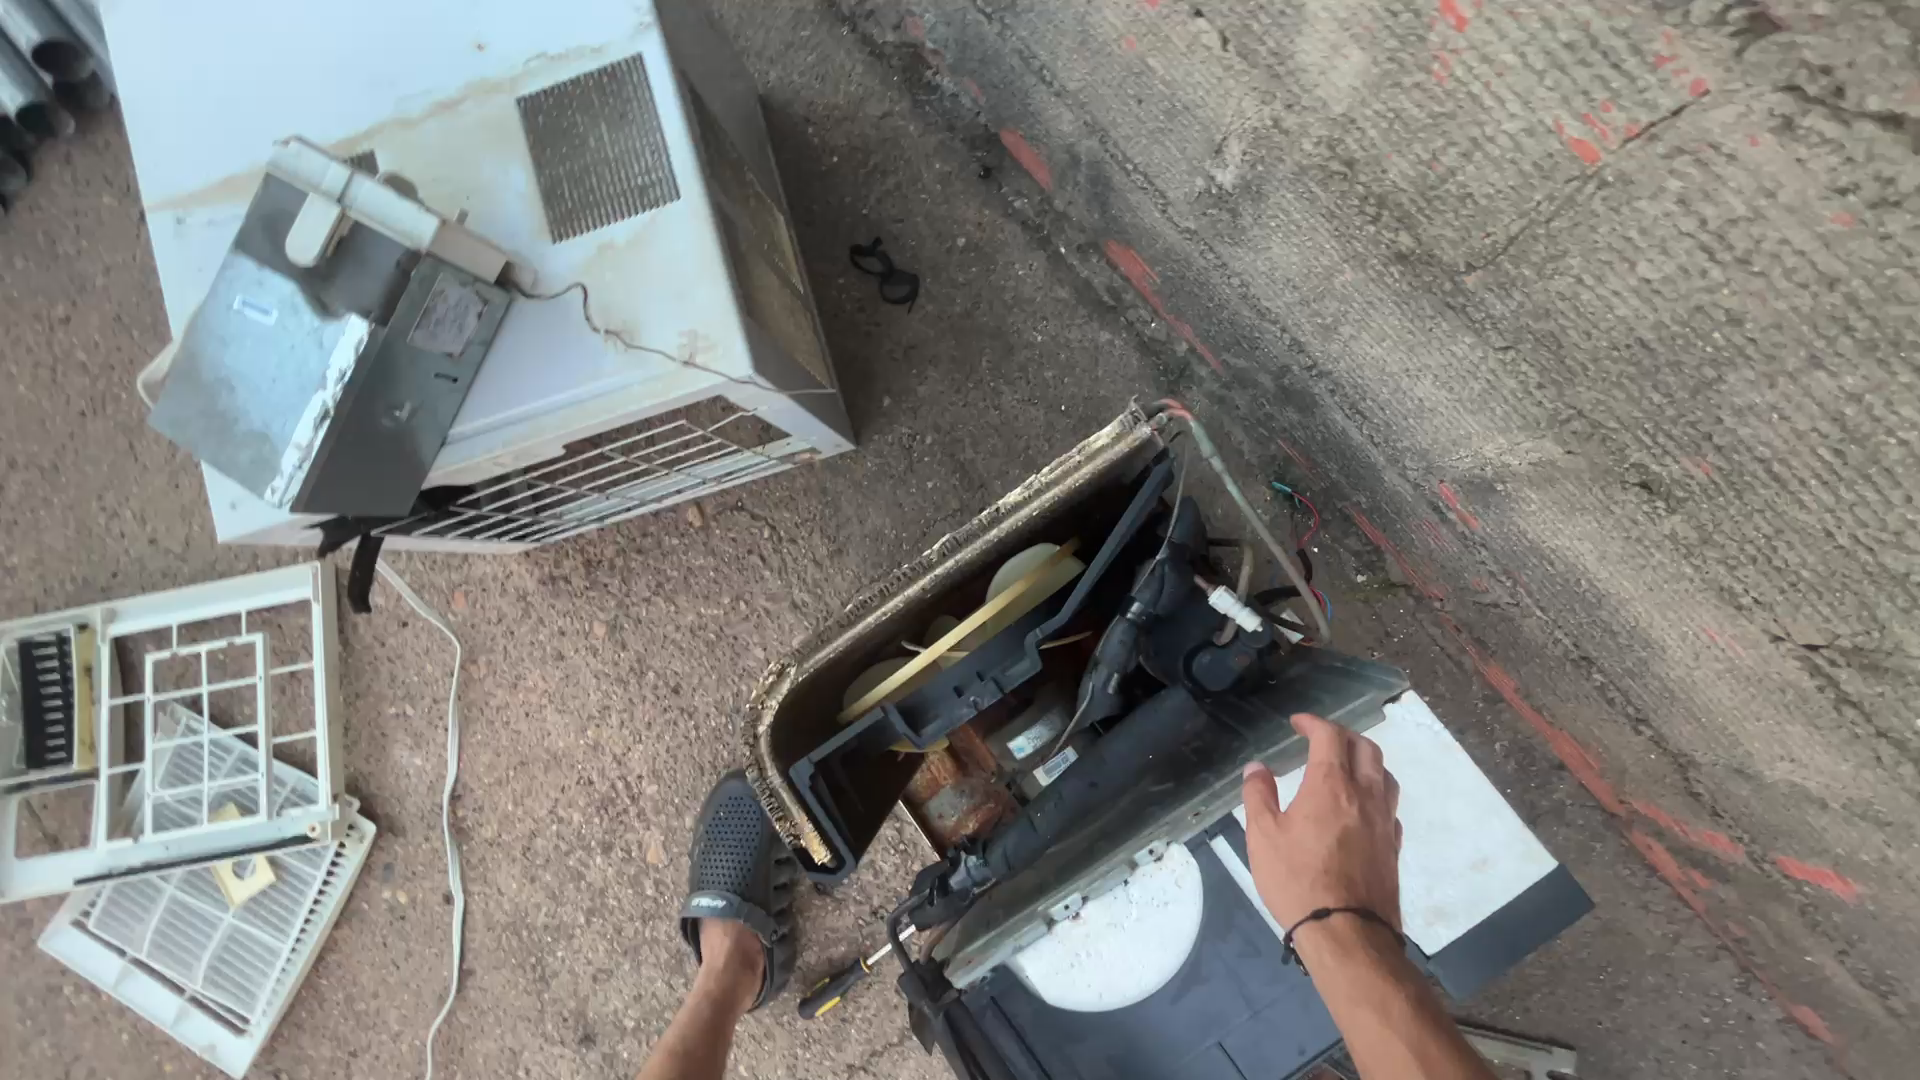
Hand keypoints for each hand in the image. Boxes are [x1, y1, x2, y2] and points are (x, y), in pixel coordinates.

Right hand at [1241, 713, 1402, 929]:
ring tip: (1344, 767)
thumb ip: (1258, 794)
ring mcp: (1383, 822)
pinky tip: (1360, 807)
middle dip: (1342, 735)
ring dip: (1364, 761)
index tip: (1296, 723)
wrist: (1347, 934)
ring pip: (1385, 775)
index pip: (1330, 737)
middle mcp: (1364, 796)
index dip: (1313, 723)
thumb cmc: (1297, 879)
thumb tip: (1257, 767)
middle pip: (1366, 748)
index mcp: (1330, 785)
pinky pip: (1389, 806)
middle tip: (1319, 739)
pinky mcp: (1392, 847)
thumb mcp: (1262, 835)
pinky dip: (1374, 793)